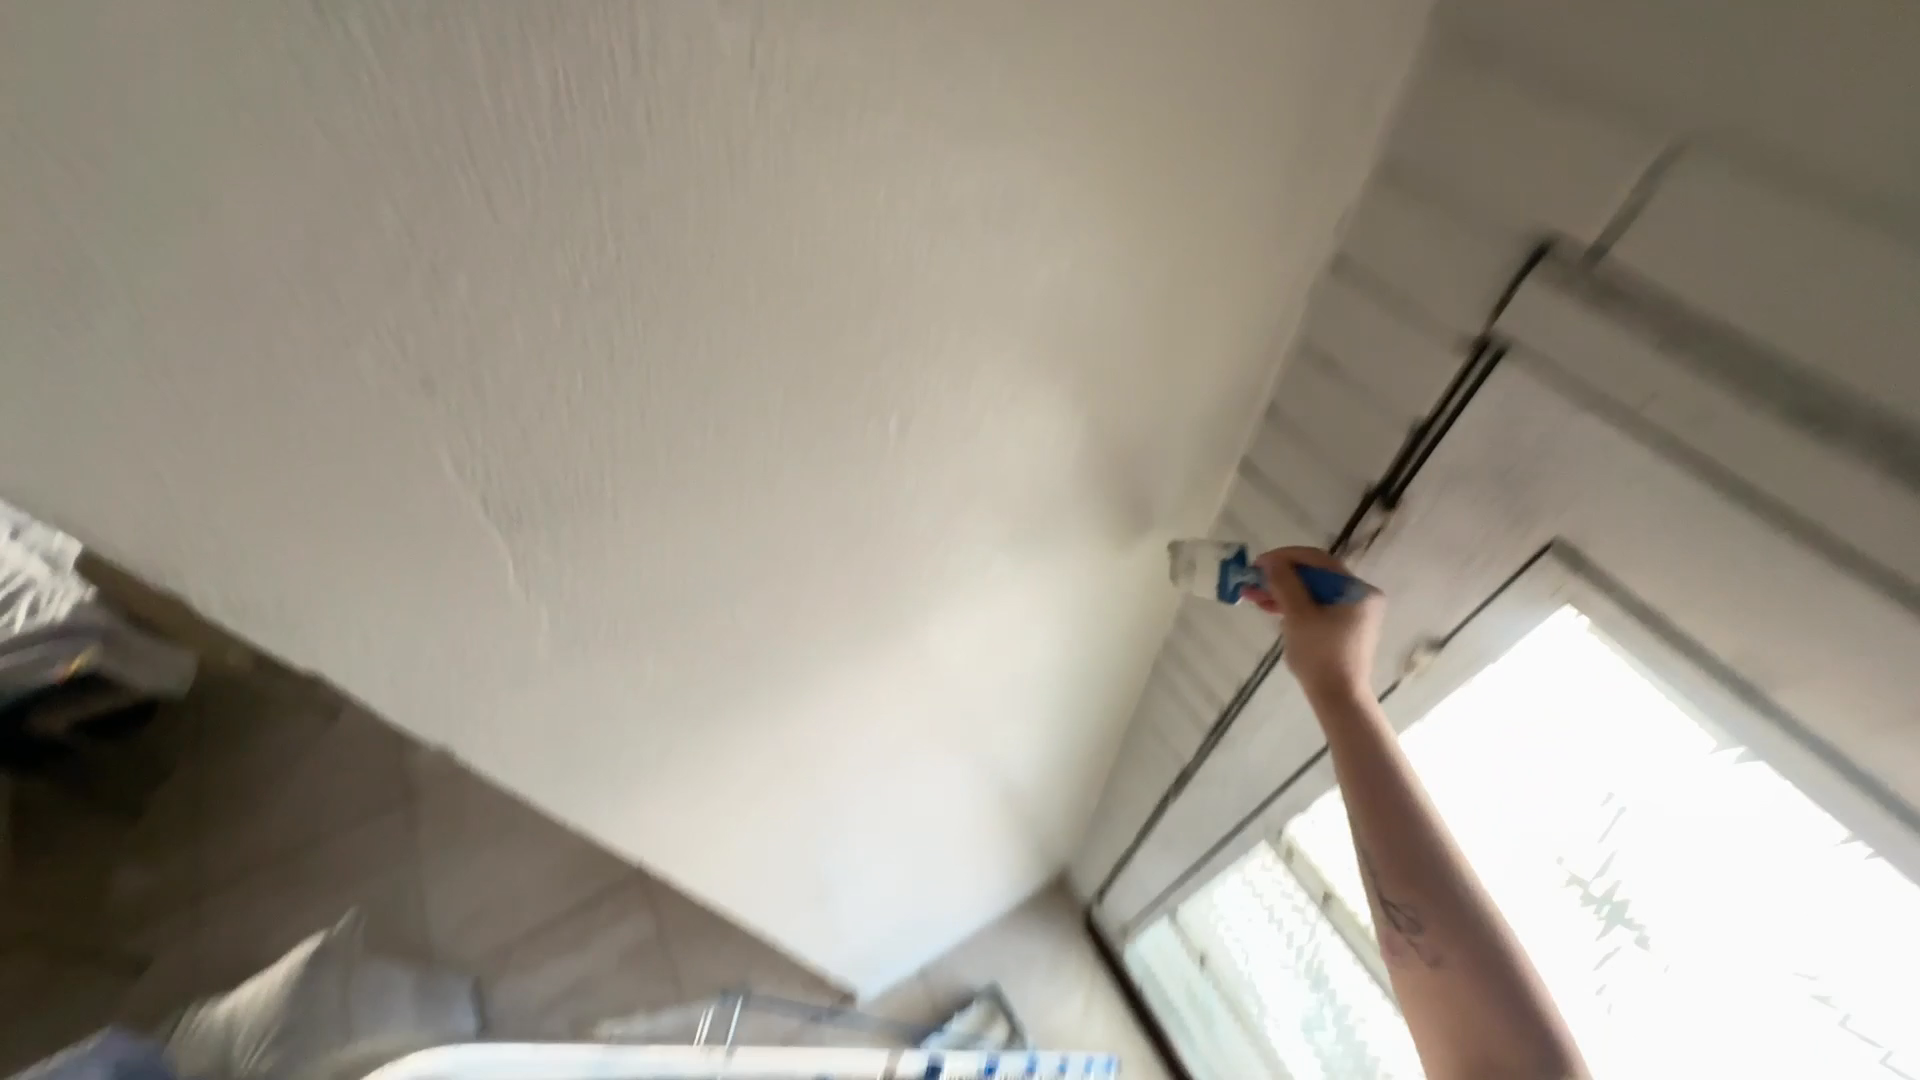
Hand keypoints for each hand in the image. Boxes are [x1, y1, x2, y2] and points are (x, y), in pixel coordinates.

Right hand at [1243, 546, 1384, 701]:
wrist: (1337, 696)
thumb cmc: (1320, 654)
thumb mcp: (1298, 615)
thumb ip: (1284, 583)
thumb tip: (1271, 561)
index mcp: (1357, 589)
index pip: (1317, 559)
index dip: (1284, 557)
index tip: (1258, 564)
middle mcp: (1360, 595)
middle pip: (1314, 575)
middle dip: (1280, 577)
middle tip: (1252, 581)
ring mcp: (1352, 612)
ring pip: (1312, 592)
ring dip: (1282, 591)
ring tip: (1252, 596)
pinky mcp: (1343, 626)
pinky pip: (1315, 606)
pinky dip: (1293, 605)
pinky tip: (1269, 608)